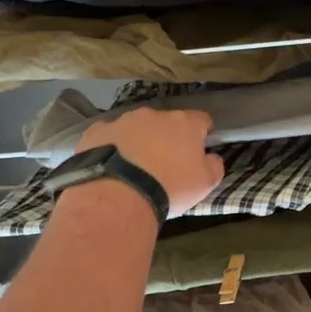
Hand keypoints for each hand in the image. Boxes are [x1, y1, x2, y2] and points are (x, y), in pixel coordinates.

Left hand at [73, 108, 224, 217]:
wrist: (117, 196)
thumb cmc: (169, 188)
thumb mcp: (206, 184)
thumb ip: (215, 165)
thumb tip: (212, 157)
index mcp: (184, 123)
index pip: (201, 120)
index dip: (202, 134)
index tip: (198, 151)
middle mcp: (153, 115)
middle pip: (166, 122)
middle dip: (167, 138)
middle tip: (164, 164)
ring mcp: (122, 121)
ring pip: (136, 127)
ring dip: (139, 141)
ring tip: (134, 167)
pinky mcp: (95, 132)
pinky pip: (109, 136)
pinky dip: (113, 146)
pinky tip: (111, 166)